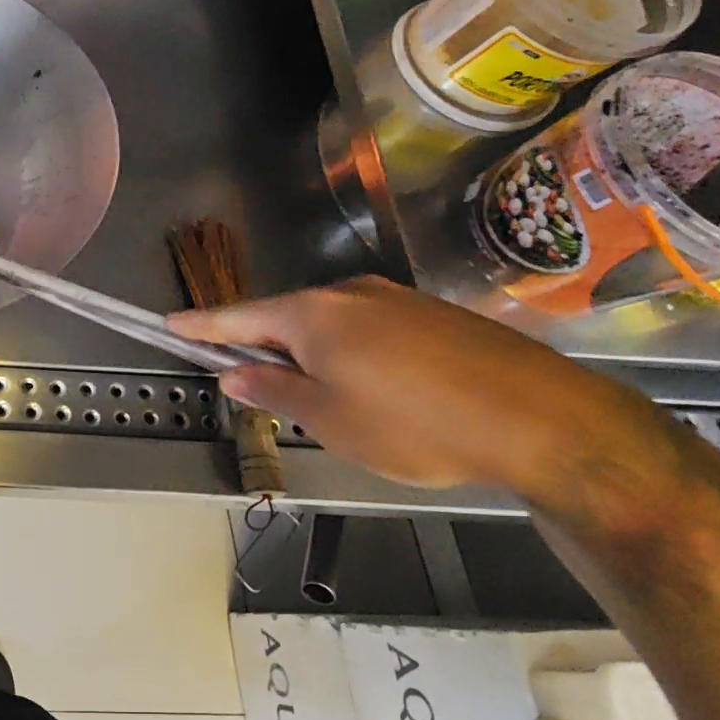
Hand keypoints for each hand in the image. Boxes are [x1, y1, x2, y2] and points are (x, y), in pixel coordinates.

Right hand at [169, 275, 654, 494]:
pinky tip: (378, 390)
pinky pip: (372, 329)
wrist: (550, 423)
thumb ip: (274, 392)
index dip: (201, 324)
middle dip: (264, 345)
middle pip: (286, 317)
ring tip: (323, 397)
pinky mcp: (438, 315)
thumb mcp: (329, 420)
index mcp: (311, 315)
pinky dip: (355, 353)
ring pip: (332, 324)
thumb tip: (237, 374)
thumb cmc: (416, 425)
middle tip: (251, 378)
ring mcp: (398, 299)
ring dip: (313, 352)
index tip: (169, 323)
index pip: (238, 316)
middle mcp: (349, 294)